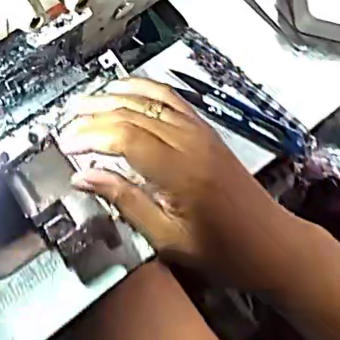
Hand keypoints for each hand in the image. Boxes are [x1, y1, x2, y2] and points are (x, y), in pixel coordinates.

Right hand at [59, 77, 299, 290]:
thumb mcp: (168, 238)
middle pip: (132, 113)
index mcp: (179, 171)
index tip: (68, 143)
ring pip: (147, 100)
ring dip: (113, 96)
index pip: (124, 137)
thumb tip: (86, 178)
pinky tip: (124, 88)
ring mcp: (198, 130)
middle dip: (94, 114)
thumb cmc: (224, 250)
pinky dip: (142, 88)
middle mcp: (189, 142)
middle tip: (68, 122)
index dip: (90, 135)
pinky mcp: (204, 128)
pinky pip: (168, 97)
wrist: (271, 243)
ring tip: (85, 102)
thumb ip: (124, 201)